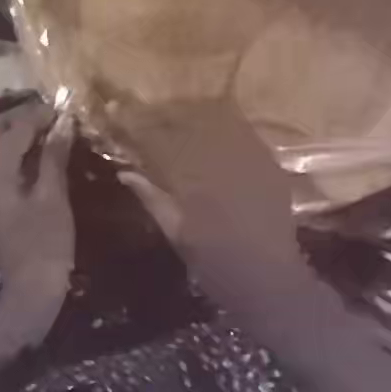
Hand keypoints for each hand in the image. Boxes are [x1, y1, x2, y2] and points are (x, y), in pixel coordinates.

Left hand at [0, 102, 75, 341]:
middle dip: (25, 116)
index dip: (40, 114)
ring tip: (56, 126)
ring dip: (23, 131)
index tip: (67, 105)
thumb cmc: (46, 243)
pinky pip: (2, 161)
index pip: (13, 129)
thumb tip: (64, 120)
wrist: (30, 287)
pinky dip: (21, 150)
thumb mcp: (53, 196)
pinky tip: (45, 149)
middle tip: (58, 112)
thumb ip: (54, 155)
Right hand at [109, 101, 303, 281]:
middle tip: (147, 111)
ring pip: (221, 120)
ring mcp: (254, 160)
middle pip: (193, 120)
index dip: (140, 123)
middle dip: (167, 112)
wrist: (269, 280)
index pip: (163, 138)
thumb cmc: (215, 263)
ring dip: (195, 114)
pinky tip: (213, 129)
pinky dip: (224, 126)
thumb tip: (125, 173)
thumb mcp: (176, 233)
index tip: (119, 112)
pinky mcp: (271, 166)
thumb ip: (152, 198)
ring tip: (176, 114)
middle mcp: (227, 161)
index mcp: (199, 179)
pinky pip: (245, 133)